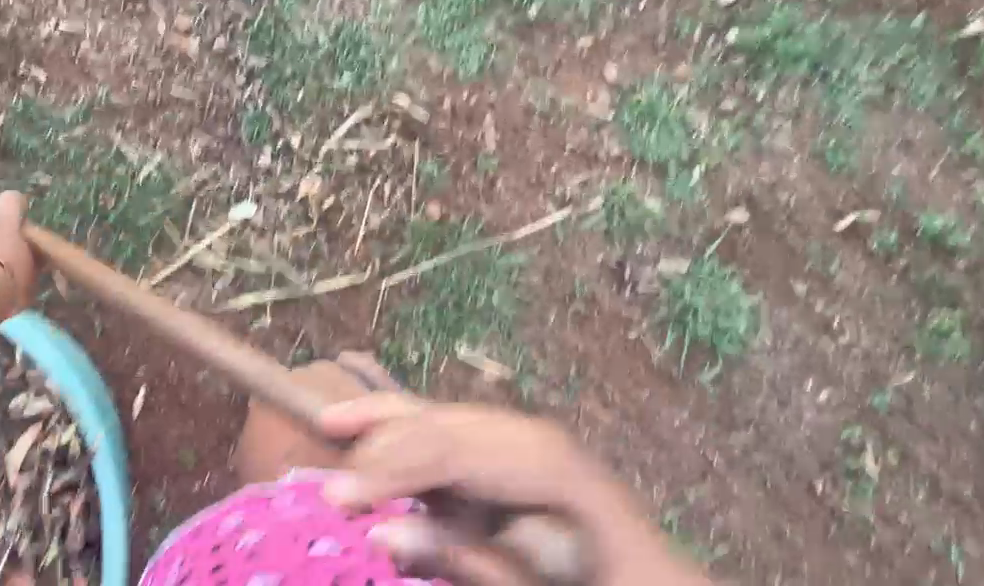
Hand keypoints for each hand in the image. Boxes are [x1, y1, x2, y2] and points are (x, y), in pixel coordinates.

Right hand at [319, 395, 706, 585]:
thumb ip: (460, 558)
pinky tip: (374, 424)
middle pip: (438, 425)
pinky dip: (408, 426)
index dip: (389, 471)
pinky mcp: (512, 445)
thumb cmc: (600, 582)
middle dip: (380, 449)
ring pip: (440, 415)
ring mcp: (522, 433)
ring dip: (385, 422)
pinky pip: (450, 428)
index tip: (340, 500)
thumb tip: (380, 532)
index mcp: (545, 463)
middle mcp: (529, 433)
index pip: (448, 450)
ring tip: (331, 423)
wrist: (654, 585)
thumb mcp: (533, 583)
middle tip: (329, 488)